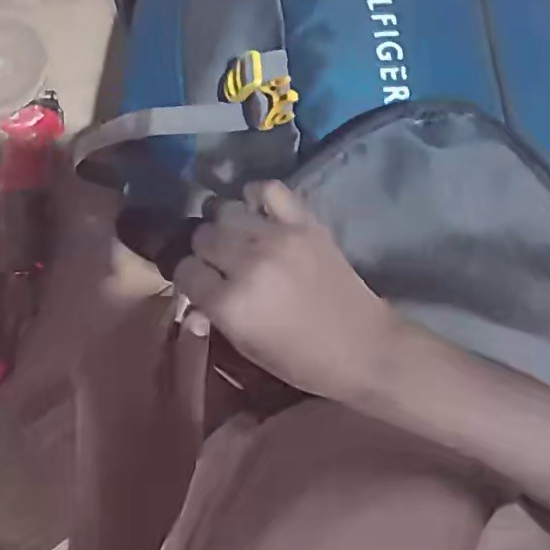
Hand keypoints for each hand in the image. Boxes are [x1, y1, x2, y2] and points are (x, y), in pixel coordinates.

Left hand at [73, 295, 210, 524]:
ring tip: (193, 367)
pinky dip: (144, 363)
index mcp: (121, 353)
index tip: (216, 322)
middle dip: (175, 327)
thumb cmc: (156, 474)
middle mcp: (95, 353)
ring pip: (132, 340)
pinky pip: (119, 359)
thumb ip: (190, 358)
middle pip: (142, 320)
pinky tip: (166, 386)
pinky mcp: (85, 392)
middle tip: (209, 347)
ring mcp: (86, 373)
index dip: (189, 308)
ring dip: (161, 347)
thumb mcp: (187, 414)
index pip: (157, 306)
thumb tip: (196, 312)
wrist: (111, 529)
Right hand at [173, 182, 400, 404]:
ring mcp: (278, 239)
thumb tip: (192, 291)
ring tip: (237, 240)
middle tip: (220, 265)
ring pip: (226, 211)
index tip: (200, 284)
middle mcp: (248, 265)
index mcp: (231, 304)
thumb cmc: (301, 360)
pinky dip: (256, 197)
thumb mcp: (246, 347)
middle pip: (202, 237)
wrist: (365, 348)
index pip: (185, 270)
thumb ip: (213, 314)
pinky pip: (268, 189)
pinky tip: (257, 213)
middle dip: (204, 252)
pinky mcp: (305, 224)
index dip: (188, 279)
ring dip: (225, 227)